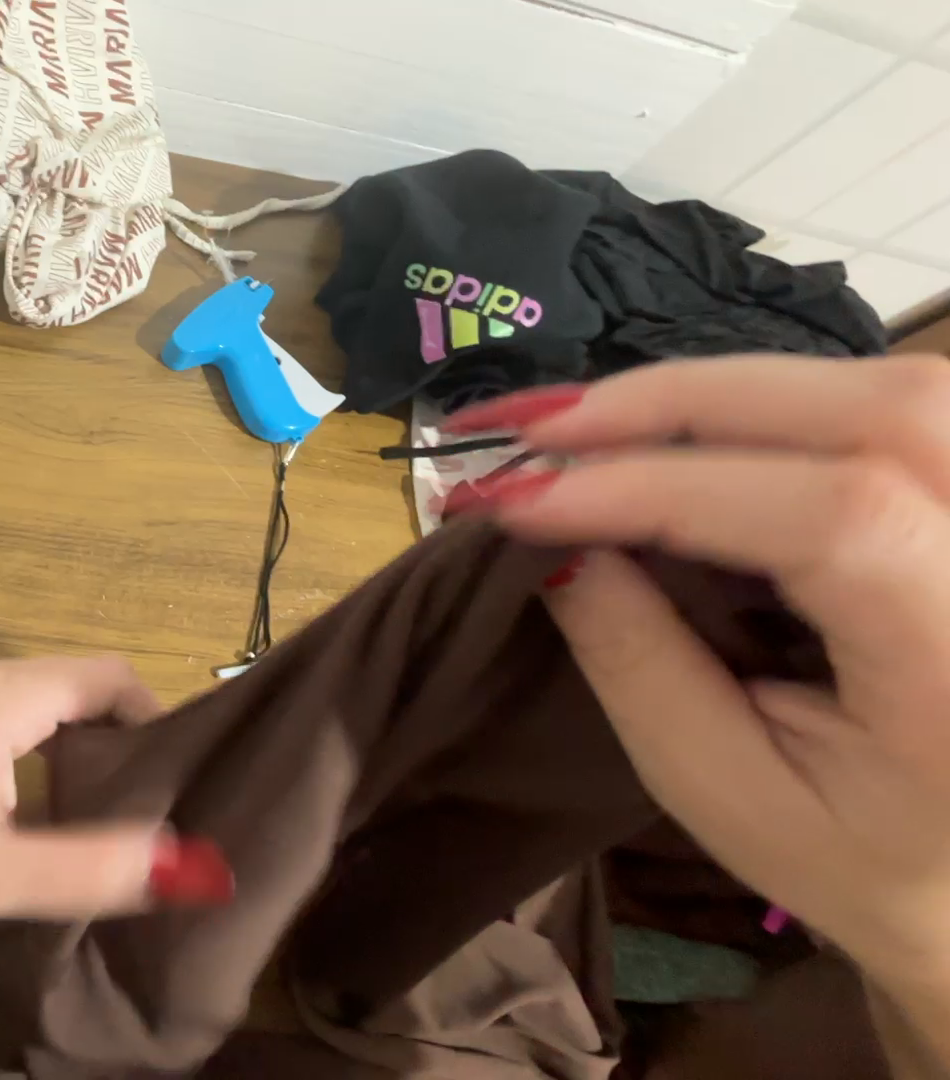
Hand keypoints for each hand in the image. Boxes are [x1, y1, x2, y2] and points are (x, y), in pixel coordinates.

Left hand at [0, 655, 228, 920]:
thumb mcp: (0, 874)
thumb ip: (93, 869)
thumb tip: (185, 862)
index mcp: (8, 696)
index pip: (111, 677)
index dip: (154, 718)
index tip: (173, 778)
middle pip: (85, 679)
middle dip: (125, 728)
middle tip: (148, 795)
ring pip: (54, 690)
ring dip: (88, 732)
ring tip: (106, 799)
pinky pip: (23, 702)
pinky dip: (53, 734)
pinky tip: (46, 789)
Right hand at [446, 356, 949, 991]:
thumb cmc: (864, 858)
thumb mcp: (721, 784)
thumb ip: (636, 661)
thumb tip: (550, 544)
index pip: (835, 521)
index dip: (656, 488)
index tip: (515, 502)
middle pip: (882, 410)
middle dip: (676, 403)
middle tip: (532, 429)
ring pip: (890, 387)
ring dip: (708, 392)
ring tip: (579, 425)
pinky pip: (882, 410)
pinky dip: (753, 407)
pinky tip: (664, 432)